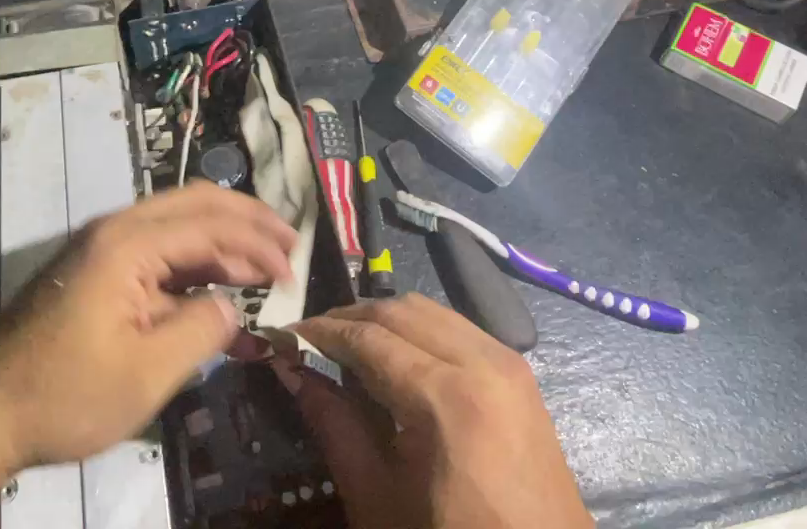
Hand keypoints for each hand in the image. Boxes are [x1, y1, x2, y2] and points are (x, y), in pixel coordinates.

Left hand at [0, 181, 298, 467]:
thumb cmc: (64, 395)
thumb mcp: (145, 374)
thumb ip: (201, 330)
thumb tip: (231, 304)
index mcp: (127, 243)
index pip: (209, 224)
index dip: (257, 242)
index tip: (294, 268)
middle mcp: (115, 230)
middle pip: (195, 204)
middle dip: (246, 220)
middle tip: (290, 241)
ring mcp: (101, 248)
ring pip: (176, 224)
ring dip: (222, 240)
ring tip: (264, 263)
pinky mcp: (95, 271)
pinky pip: (156, 252)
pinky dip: (194, 263)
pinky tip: (218, 287)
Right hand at [289, 294, 593, 528]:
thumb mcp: (377, 496)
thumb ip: (332, 423)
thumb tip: (290, 370)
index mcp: (446, 396)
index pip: (369, 337)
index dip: (322, 331)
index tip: (285, 333)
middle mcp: (482, 360)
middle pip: (399, 310)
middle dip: (350, 317)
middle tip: (311, 337)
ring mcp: (508, 362)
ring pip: (430, 310)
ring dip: (384, 318)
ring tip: (348, 344)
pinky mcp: (520, 372)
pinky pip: (458, 327)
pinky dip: (420, 329)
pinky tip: (397, 356)